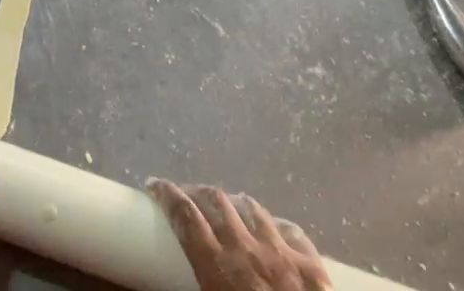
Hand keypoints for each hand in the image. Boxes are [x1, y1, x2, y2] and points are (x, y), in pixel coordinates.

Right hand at [148, 180, 331, 290]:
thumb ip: (198, 285)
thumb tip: (157, 289)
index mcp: (216, 266)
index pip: (184, 215)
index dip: (165, 193)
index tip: (152, 184)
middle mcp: (245, 247)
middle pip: (215, 200)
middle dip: (196, 191)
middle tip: (187, 196)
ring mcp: (281, 251)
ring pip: (251, 207)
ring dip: (234, 203)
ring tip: (227, 206)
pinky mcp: (311, 263)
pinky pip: (290, 229)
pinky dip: (275, 224)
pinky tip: (273, 227)